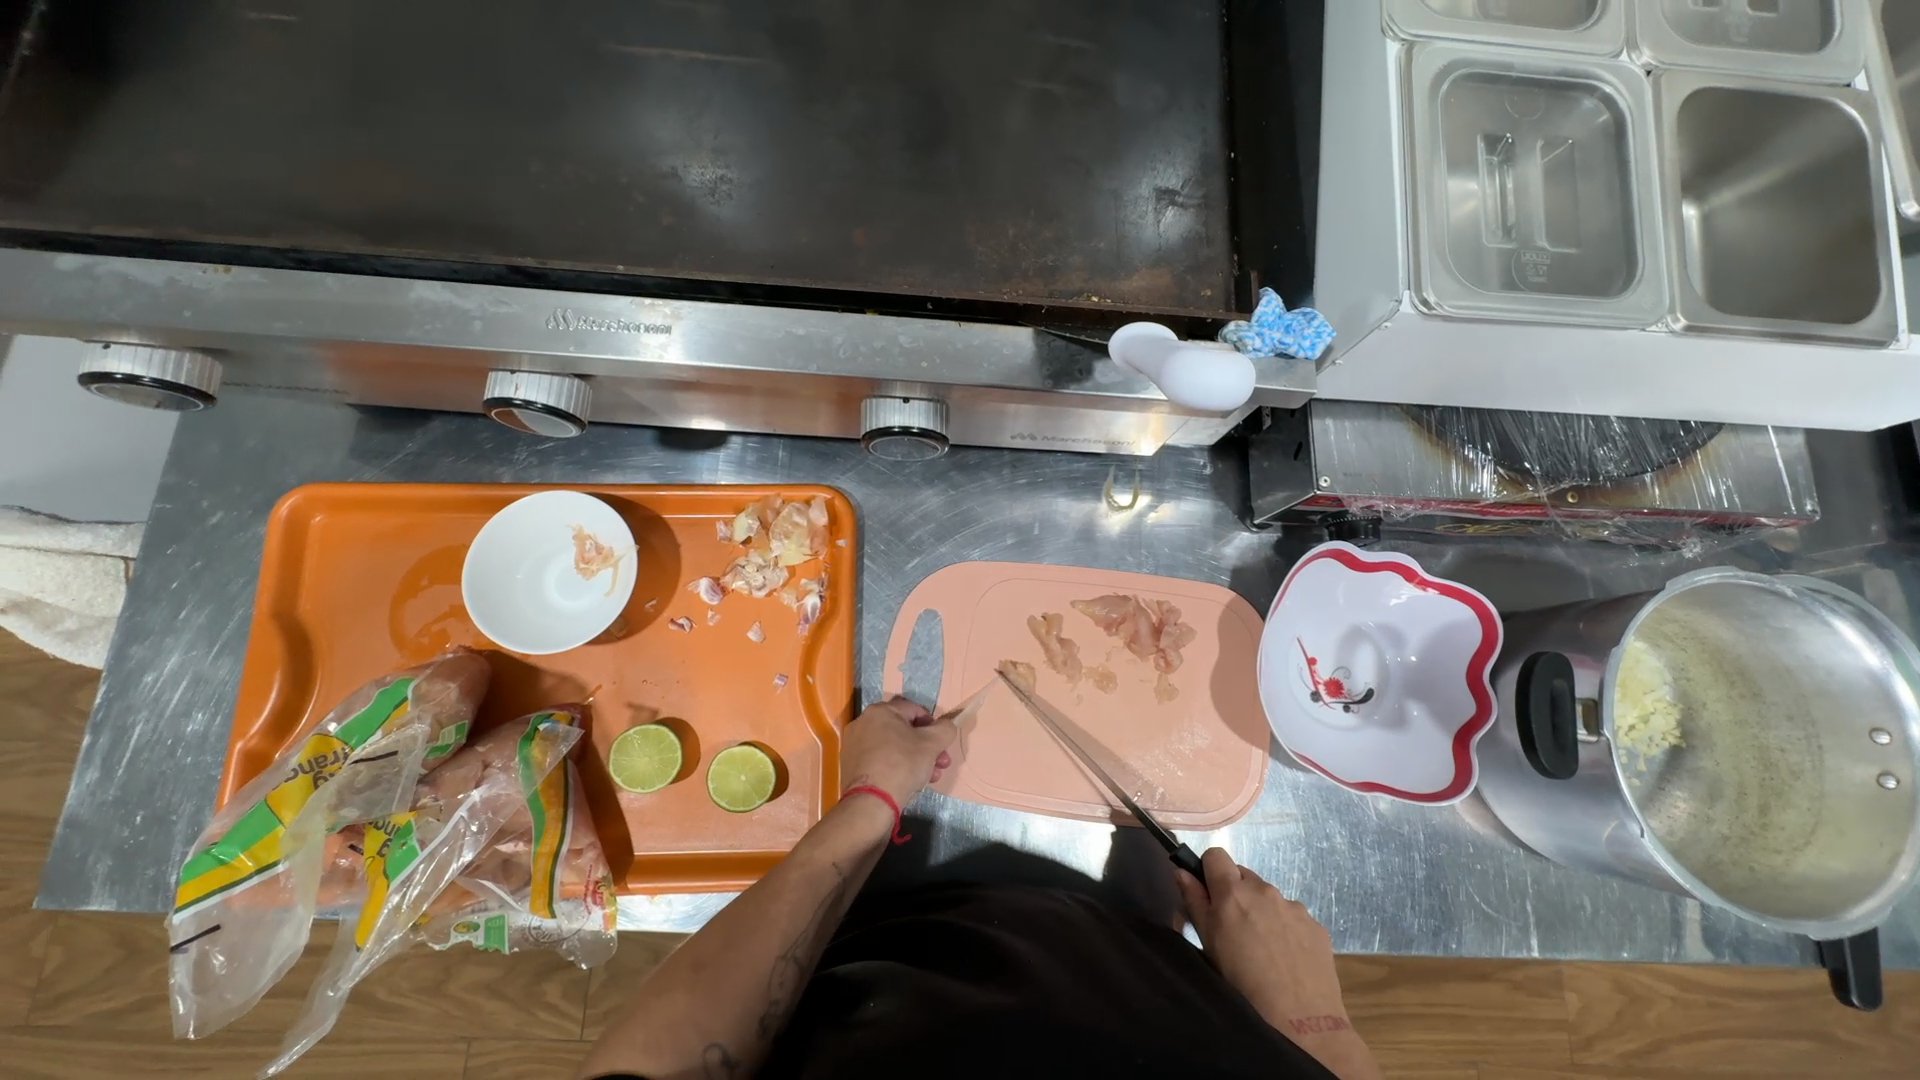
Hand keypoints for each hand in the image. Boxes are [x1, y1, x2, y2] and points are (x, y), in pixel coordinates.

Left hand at [840, 696, 956, 807]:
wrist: (871, 800)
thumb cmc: (903, 764)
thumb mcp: (932, 743)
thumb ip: (945, 729)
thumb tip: (946, 726)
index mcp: (880, 711)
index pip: (914, 710)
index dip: (933, 725)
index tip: (941, 743)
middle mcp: (863, 723)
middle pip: (904, 731)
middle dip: (927, 747)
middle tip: (941, 763)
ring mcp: (855, 745)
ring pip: (893, 747)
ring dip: (916, 759)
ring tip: (930, 777)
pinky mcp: (851, 765)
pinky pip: (880, 759)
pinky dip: (897, 767)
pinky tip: (911, 782)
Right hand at [1175, 848, 1352, 1040]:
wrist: (1300, 1020)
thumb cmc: (1242, 981)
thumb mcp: (1208, 942)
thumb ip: (1194, 901)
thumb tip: (1181, 871)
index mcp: (1233, 891)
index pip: (1216, 854)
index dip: (1209, 871)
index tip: (1208, 895)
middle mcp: (1265, 889)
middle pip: (1243, 876)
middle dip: (1235, 894)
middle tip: (1234, 929)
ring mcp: (1294, 907)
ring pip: (1269, 898)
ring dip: (1261, 911)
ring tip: (1263, 949)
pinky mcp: (1316, 925)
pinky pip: (1293, 917)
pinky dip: (1285, 929)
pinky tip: (1286, 958)